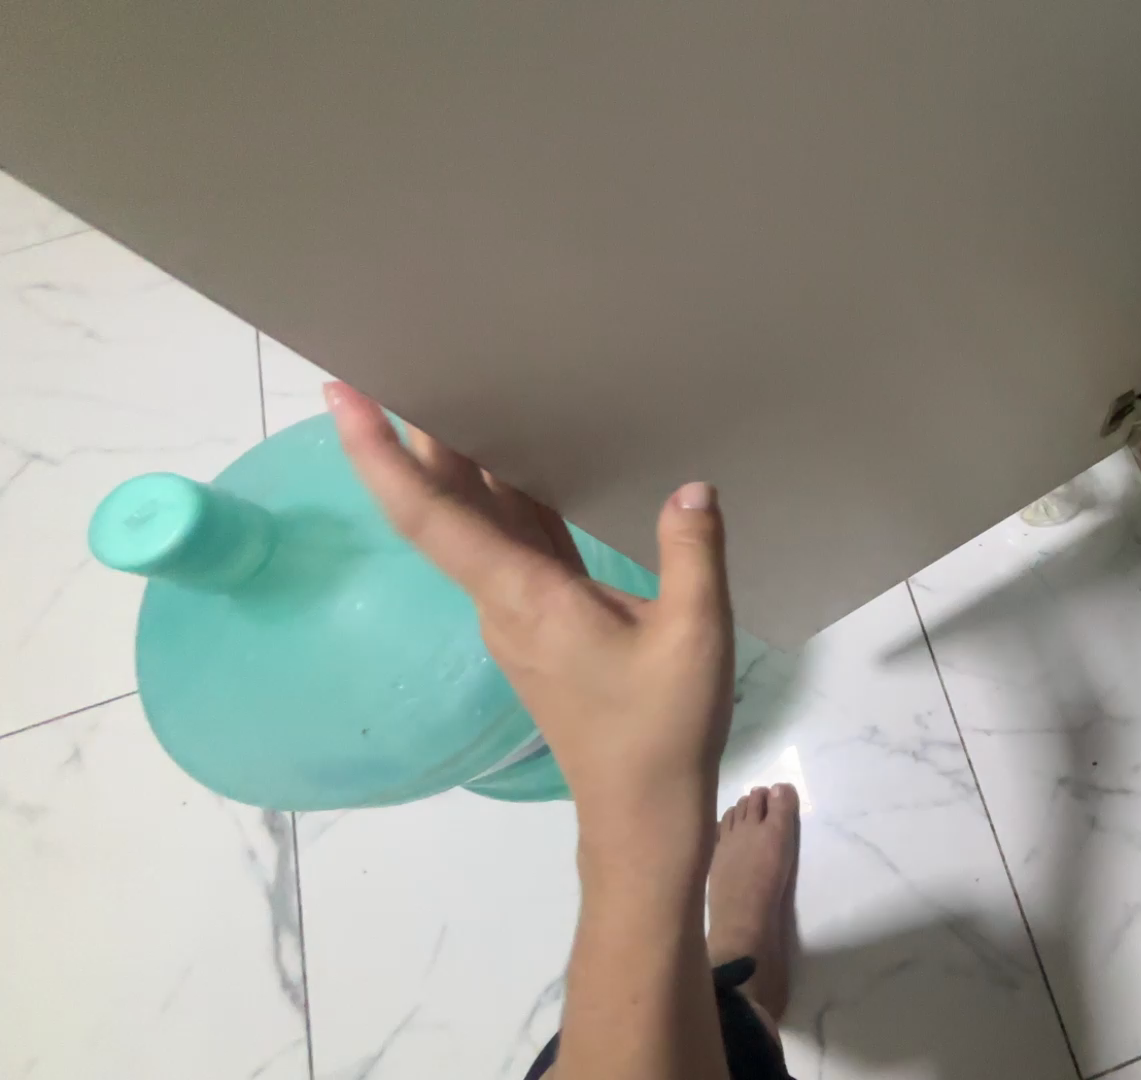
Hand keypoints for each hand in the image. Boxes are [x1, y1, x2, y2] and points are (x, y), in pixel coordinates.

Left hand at [325, 382, 734, 822]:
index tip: (344, 395)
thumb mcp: (695, 632)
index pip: (434, 517)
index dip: (382, 456)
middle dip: (420, 443)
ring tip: (471, 410)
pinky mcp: (541, 632)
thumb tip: (693, 488)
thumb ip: (692, 555)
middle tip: (414, 372)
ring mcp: (518, 621)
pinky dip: (508, 508)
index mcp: (527, 597)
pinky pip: (511, 554)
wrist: (642, 805)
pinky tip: (534, 484)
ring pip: (478, 534)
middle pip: (447, 513)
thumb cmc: (662, 722)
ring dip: (465, 473)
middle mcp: (504, 604)